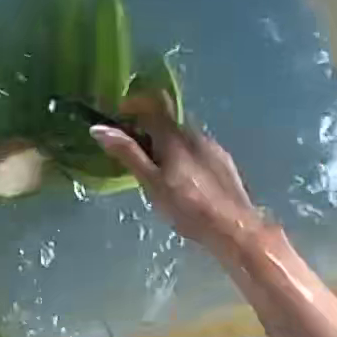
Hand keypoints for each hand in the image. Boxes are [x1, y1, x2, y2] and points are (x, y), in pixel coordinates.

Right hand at [90, 92, 266, 259]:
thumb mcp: (150, 182)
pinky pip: (195, 148)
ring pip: (181, 136)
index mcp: (175, 137)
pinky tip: (179, 179)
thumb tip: (99, 128)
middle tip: (129, 152)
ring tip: (153, 169)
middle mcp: (196, 135)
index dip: (133, 106)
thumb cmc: (187, 208)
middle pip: (167, 121)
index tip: (116, 119)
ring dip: (163, 143)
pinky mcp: (224, 163)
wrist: (236, 231)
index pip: (154, 104)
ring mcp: (213, 148)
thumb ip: (127, 152)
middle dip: (145, 129)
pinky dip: (180, 154)